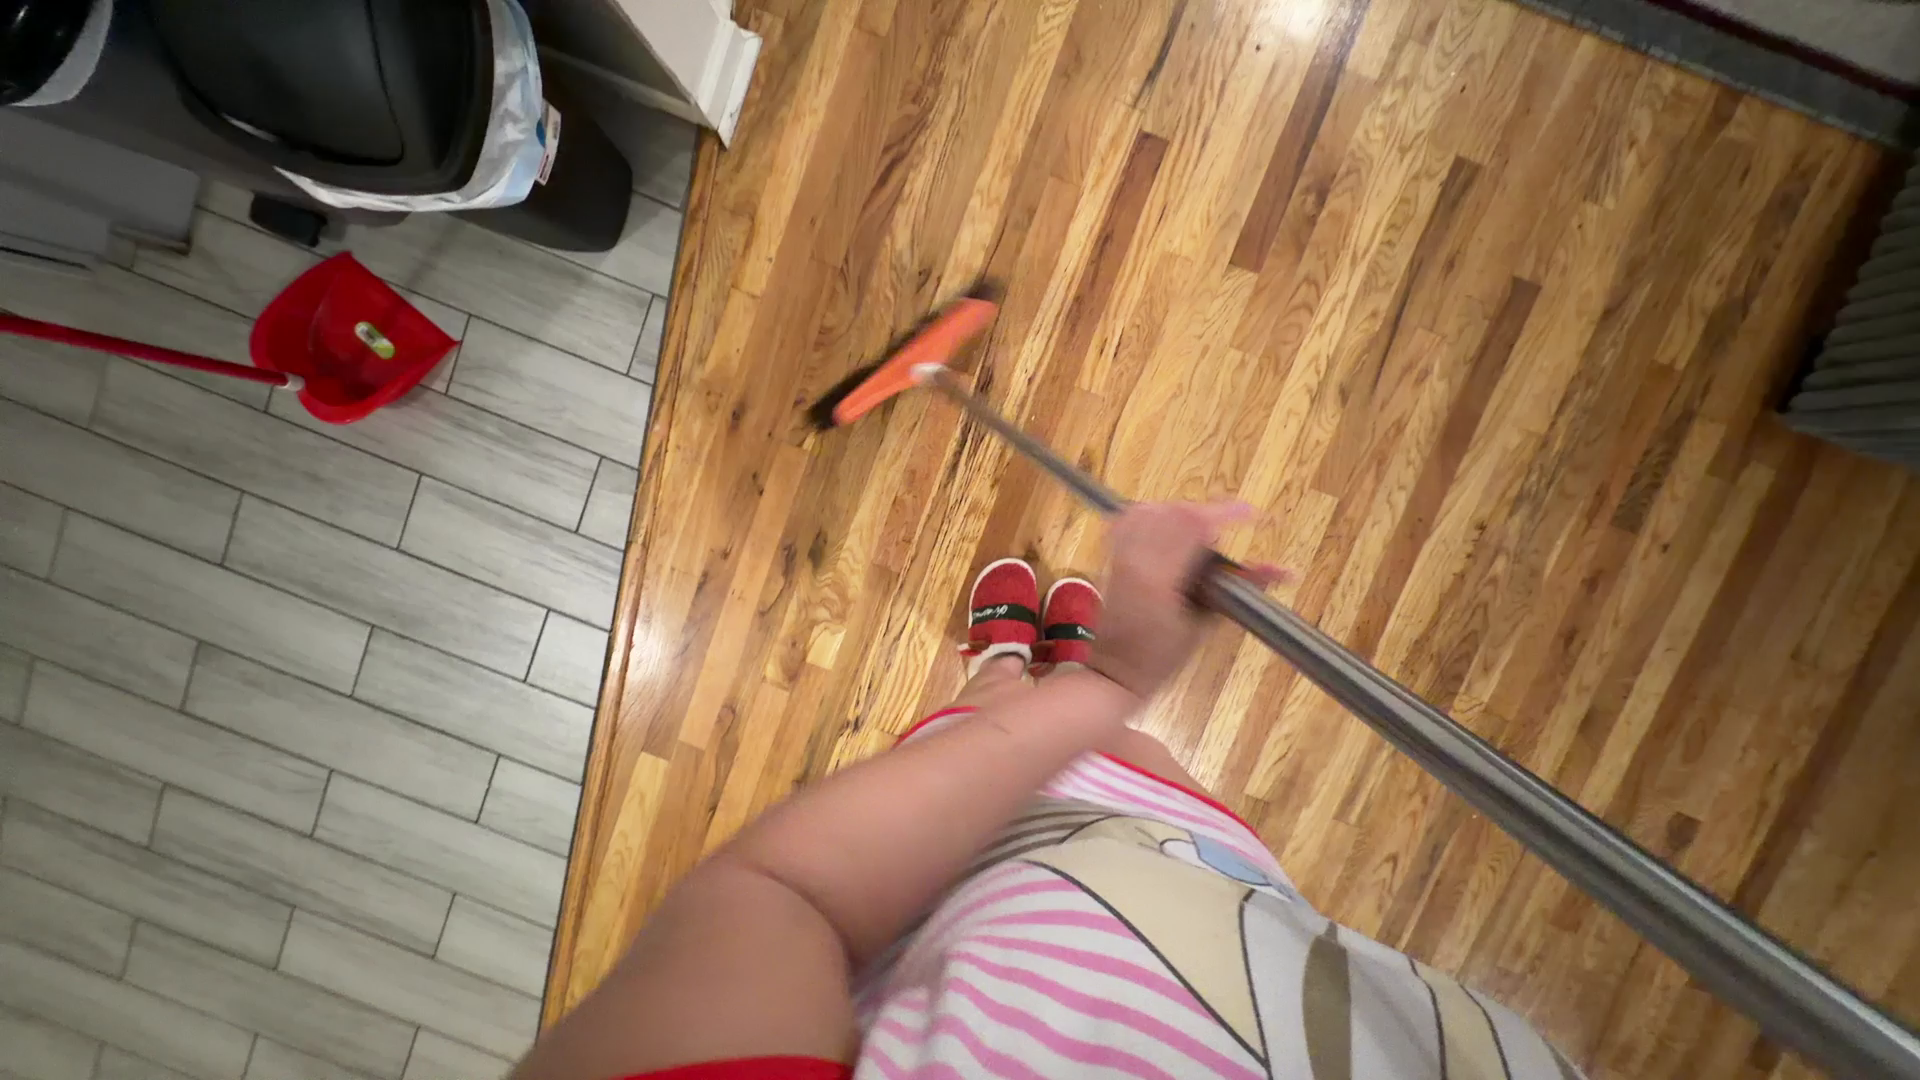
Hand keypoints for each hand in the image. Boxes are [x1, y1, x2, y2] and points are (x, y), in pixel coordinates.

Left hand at [1085, 501, 1284, 699]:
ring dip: (1179, 513)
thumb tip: (1282, 571)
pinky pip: (1127, 520)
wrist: (1114, 670)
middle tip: (1223, 533)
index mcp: (1159, 578)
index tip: (1252, 515)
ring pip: (1150, 509)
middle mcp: (1135, 559)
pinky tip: (1165, 528)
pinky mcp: (1108, 558)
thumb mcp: (1205, 626)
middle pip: (1173, 511)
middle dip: (1205, 514)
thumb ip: (1239, 590)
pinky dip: (1150, 516)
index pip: (1194, 523)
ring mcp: (1116, 556)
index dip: (1227, 512)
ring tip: (1198, 533)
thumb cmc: (1162, 658)